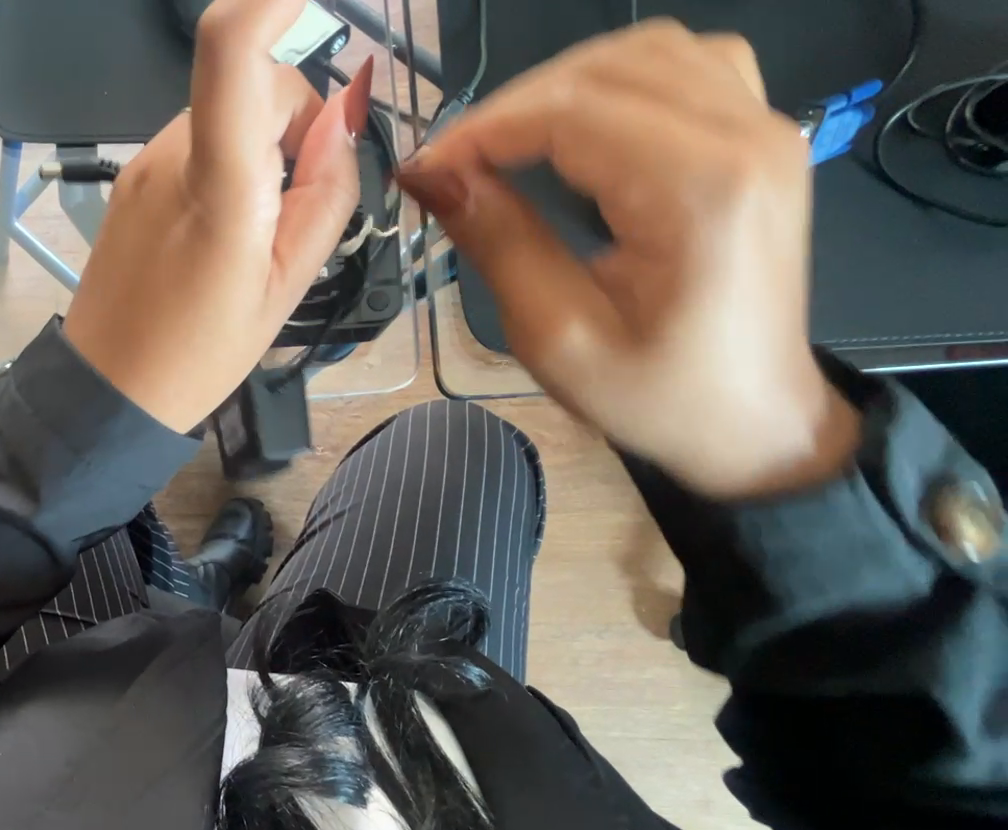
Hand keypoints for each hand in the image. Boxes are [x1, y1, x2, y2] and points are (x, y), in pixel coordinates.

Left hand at [61, 0, 372, 432]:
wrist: (107, 393)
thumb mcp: (285, 288)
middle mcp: (168, 158)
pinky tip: (218, 233)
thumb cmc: (198, 357)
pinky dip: (224, 166)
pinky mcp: (127, 186)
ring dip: (259, 149)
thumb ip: (327, 191)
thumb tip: (346, 110)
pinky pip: (193, 146)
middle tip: (298, 205)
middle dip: (295, 122)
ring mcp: (139, 169)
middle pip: (251, 86)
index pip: (233, 48)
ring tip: (253, 235)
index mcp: (216, 186)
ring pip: (223, 117)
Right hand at [403, 21, 859, 498]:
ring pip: (648, 54)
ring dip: (559, 89)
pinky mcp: (760, 140)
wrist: (750, 420)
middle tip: (448, 166)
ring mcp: (764, 129)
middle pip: (609, 68)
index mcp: (698, 191)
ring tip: (498, 146)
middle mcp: (746, 136)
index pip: (574, 113)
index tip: (421, 172)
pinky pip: (685, 69)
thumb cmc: (651, 396)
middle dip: (511, 108)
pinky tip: (573, 129)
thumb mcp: (554, 335)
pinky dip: (613, 84)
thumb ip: (499, 242)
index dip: (483, 131)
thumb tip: (434, 179)